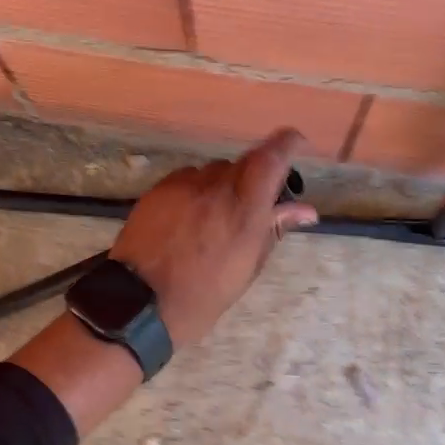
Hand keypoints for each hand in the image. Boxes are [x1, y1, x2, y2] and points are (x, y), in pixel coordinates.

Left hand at [108, 128, 317, 346]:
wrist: (139, 302)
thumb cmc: (203, 296)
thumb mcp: (247, 268)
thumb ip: (274, 229)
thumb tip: (305, 210)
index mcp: (245, 209)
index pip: (271, 158)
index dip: (287, 143)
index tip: (296, 141)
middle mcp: (217, 187)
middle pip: (243, 163)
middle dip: (253, 176)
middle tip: (253, 203)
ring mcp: (185, 185)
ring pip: (214, 171)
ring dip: (223, 186)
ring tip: (216, 218)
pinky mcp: (160, 188)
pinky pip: (187, 179)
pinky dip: (197, 191)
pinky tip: (189, 218)